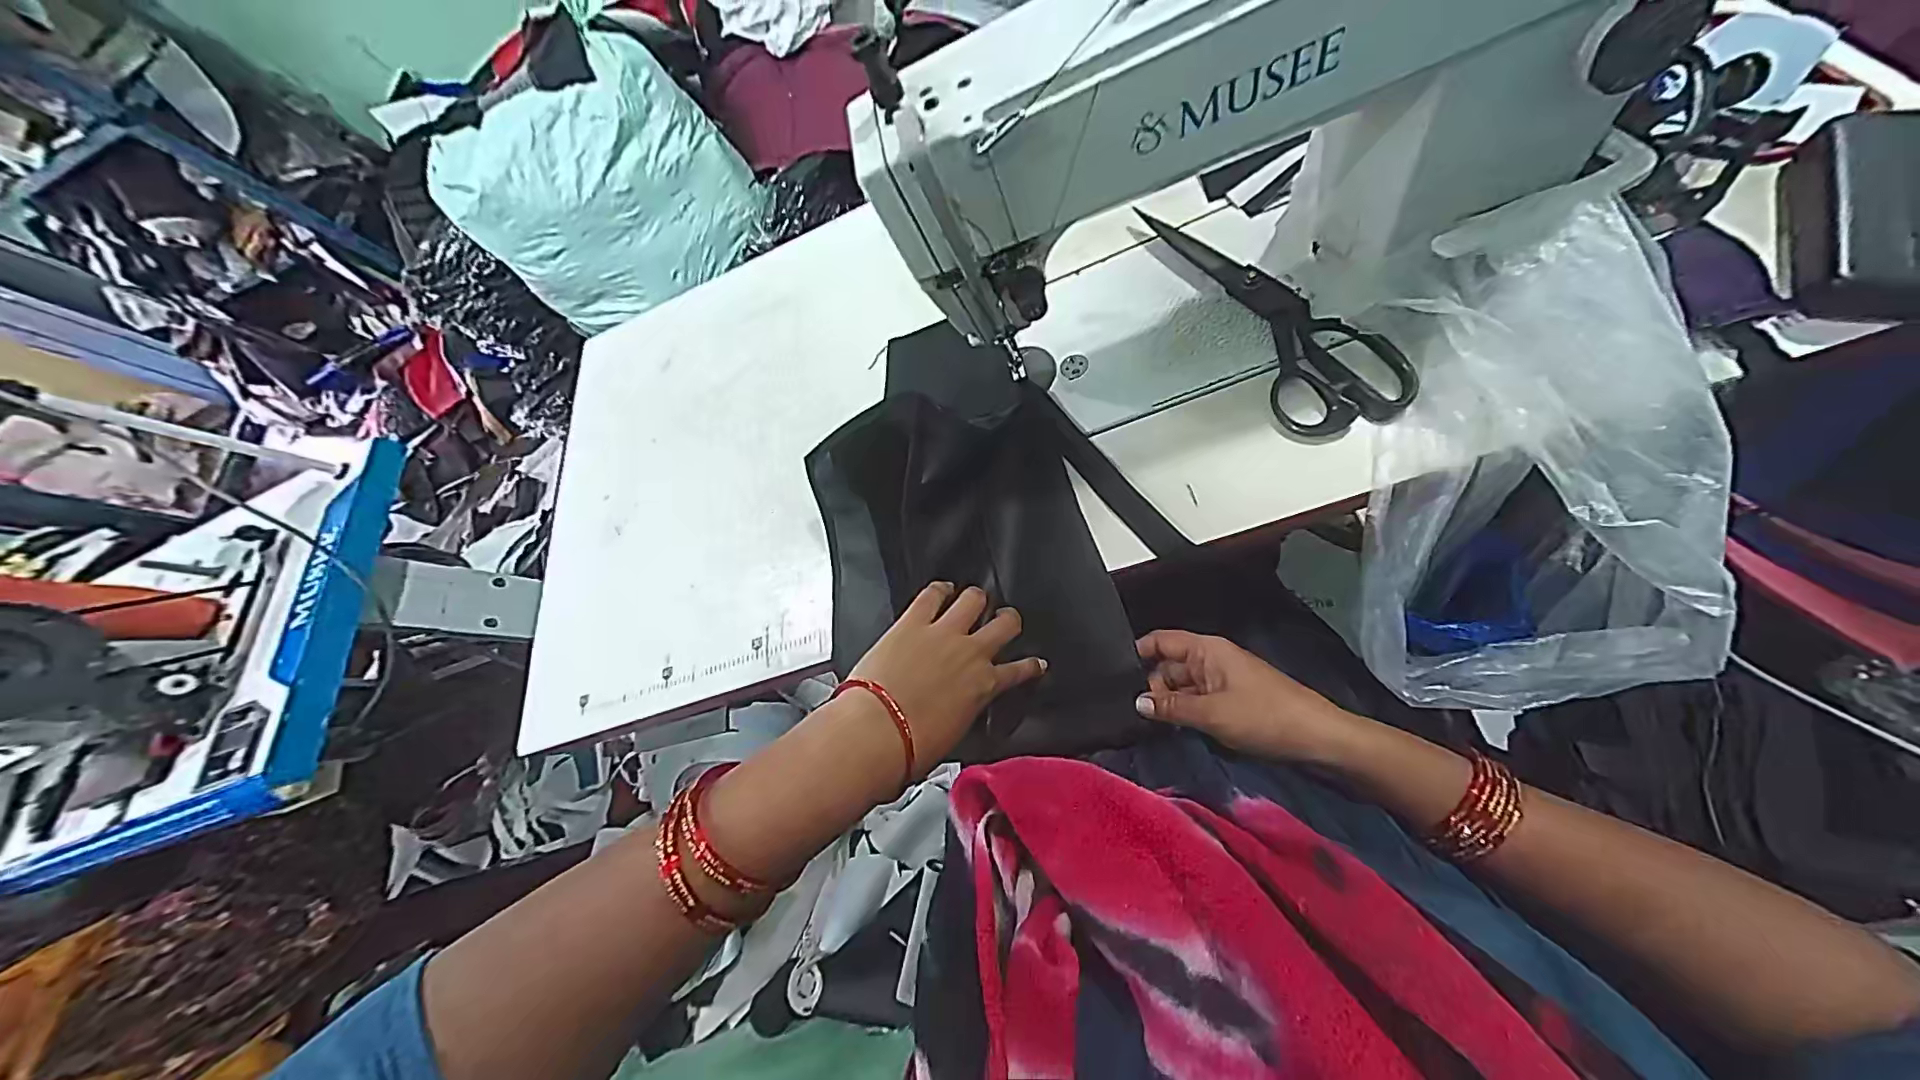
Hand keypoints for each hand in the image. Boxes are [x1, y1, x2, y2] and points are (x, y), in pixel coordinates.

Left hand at [849, 583, 1047, 772]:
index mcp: (984, 686)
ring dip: (976, 598)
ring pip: (974, 599)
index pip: (1018, 671)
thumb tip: (959, 707)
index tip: (1035, 662)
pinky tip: (941, 588)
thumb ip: (965, 710)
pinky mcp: (912, 622)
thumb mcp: (954, 732)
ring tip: (975, 598)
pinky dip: (939, 588)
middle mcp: (971, 654)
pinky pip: (932, 594)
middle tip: (1004, 620)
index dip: (1030, 665)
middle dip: (1008, 620)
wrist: (879, 732)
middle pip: (1005, 624)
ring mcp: (943, 633)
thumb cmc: (912, 744)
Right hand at [1134, 630, 1368, 763]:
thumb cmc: (1264, 716)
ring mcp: (1222, 680)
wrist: (1319, 738)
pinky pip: (1198, 700)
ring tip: (1148, 723)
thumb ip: (1171, 707)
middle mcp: (1212, 659)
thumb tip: (1137, 702)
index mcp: (1206, 650)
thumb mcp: (1211, 713)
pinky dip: (1186, 711)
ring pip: (1182, 686)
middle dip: (1151, 686)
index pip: (1160, 641)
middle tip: (1133, 712)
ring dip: (1169, 703)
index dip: (1137, 653)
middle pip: (1168, 666)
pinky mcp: (1231, 700)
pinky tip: (1174, 727)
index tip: (1115, 675)